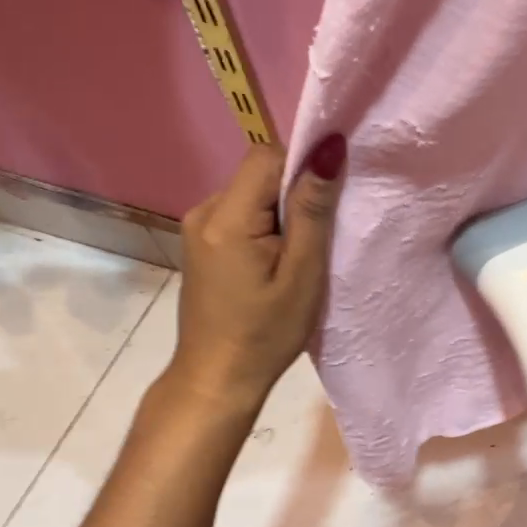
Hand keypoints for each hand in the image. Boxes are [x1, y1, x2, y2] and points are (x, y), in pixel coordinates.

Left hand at [164, 135, 345, 406]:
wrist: (218, 378)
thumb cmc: (267, 333)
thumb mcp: (302, 274)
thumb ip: (312, 210)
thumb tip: (328, 148)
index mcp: (227, 217)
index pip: (268, 156)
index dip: (302, 169)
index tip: (326, 205)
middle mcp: (204, 210)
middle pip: (259, 173)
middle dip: (293, 194)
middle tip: (317, 239)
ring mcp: (198, 226)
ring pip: (252, 194)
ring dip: (280, 212)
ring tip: (298, 256)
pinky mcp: (201, 242)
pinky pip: (240, 214)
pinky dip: (264, 227)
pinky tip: (276, 263)